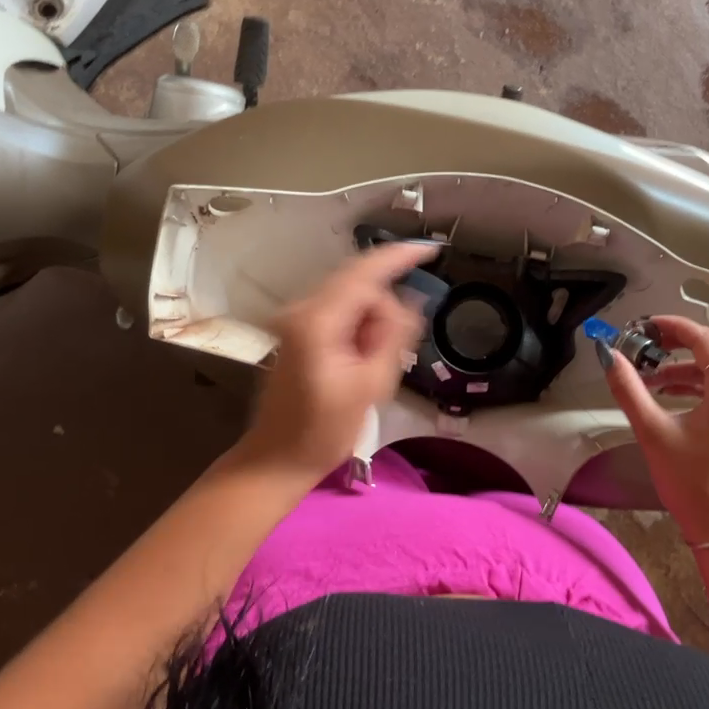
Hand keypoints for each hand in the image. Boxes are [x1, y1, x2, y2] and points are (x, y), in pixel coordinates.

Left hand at [239, 241, 438, 479]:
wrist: (276, 458)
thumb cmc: (323, 430)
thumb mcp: (371, 385)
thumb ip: (394, 335)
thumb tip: (412, 299)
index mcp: (318, 319)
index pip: (365, 272)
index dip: (399, 256)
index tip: (431, 250)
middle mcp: (303, 309)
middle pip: (360, 285)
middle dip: (385, 312)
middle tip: (391, 356)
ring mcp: (296, 319)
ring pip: (352, 300)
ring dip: (372, 324)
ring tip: (372, 367)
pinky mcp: (298, 331)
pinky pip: (340, 314)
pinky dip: (358, 329)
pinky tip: (360, 360)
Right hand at [599, 315, 708, 544]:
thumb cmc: (690, 482)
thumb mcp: (653, 432)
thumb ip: (629, 388)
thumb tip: (608, 356)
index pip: (704, 339)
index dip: (673, 327)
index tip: (644, 326)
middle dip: (685, 338)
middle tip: (651, 343)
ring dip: (693, 360)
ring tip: (655, 374)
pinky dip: (706, 377)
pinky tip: (674, 392)